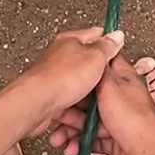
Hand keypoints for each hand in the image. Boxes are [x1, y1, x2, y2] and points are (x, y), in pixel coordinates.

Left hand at [0, 27, 126, 121]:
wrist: (36, 104)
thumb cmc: (60, 78)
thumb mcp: (94, 58)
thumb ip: (107, 47)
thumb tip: (116, 35)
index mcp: (70, 42)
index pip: (95, 36)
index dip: (109, 45)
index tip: (118, 55)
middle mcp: (61, 58)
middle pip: (88, 66)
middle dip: (100, 78)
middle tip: (110, 85)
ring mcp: (56, 80)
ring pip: (80, 89)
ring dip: (89, 100)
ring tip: (98, 107)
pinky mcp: (52, 99)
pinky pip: (71, 106)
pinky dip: (78, 113)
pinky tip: (84, 119)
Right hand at [48, 56, 154, 154]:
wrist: (149, 153)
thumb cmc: (136, 119)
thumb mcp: (111, 86)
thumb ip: (101, 71)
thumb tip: (99, 48)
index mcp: (121, 79)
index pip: (100, 67)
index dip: (83, 69)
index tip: (66, 74)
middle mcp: (118, 98)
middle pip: (88, 98)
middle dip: (69, 108)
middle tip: (57, 115)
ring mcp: (115, 119)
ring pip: (86, 121)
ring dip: (70, 130)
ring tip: (59, 138)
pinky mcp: (113, 139)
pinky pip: (91, 139)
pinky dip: (79, 144)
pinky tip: (71, 148)